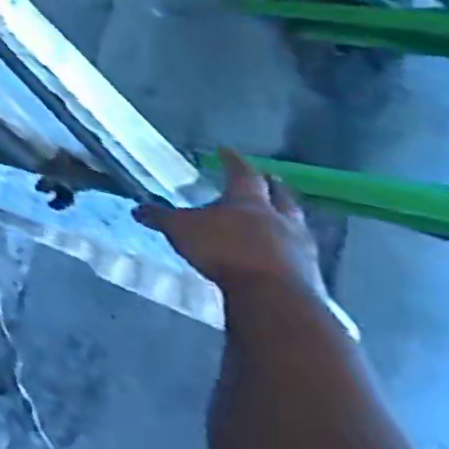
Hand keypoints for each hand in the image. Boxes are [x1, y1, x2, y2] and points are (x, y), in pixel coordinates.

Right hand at [134, 149, 324, 296]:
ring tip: (278, 215)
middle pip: (281, 196)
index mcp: (248, 202)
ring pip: (296, 222)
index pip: (242, 173)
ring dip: (287, 215)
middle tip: (269, 179)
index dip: (233, 161)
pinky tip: (280, 250)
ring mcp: (300, 245)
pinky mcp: (310, 271)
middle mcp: (279, 218)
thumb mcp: (179, 230)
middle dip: (274, 186)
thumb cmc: (223, 250)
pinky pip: (300, 249)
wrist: (274, 296)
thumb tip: (137, 209)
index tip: (227, 151)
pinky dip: (289, 244)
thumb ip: (160, 217)